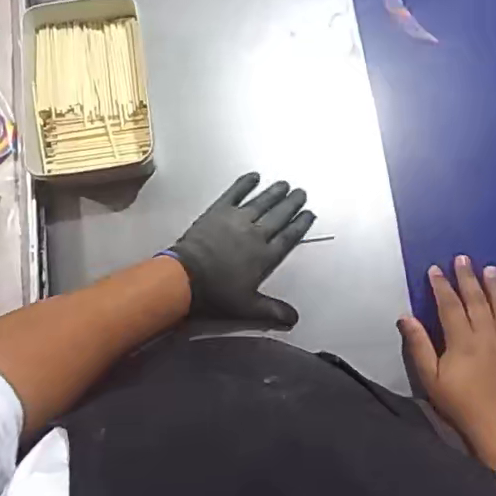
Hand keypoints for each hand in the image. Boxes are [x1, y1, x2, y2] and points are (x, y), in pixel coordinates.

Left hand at [166, 172, 313, 325]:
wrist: (186, 277)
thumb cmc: (217, 294)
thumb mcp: (247, 307)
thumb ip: (272, 311)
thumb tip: (295, 319)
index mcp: (265, 256)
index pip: (288, 237)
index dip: (300, 225)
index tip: (309, 214)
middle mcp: (256, 234)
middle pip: (279, 215)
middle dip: (291, 204)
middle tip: (301, 192)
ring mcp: (237, 219)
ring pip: (261, 202)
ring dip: (274, 192)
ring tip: (284, 184)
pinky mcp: (218, 211)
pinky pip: (235, 193)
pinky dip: (244, 184)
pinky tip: (254, 176)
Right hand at [398, 256, 495, 450]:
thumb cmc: (459, 403)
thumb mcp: (431, 378)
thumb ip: (419, 346)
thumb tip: (406, 317)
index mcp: (462, 340)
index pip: (450, 305)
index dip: (441, 286)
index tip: (435, 269)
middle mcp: (487, 335)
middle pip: (476, 300)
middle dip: (467, 277)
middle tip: (463, 258)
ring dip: (495, 287)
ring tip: (491, 269)